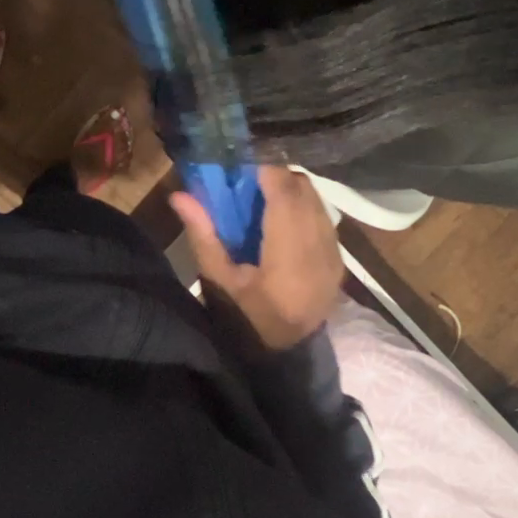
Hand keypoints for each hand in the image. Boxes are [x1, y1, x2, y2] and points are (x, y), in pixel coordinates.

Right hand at [173, 166, 344, 350]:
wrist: (283, 358)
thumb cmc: (244, 321)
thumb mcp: (218, 282)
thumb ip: (203, 235)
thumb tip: (179, 195)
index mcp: (288, 259)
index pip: (284, 195)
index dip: (264, 169)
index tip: (240, 160)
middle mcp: (319, 251)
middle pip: (303, 190)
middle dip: (275, 176)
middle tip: (246, 177)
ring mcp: (333, 255)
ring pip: (317, 200)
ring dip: (291, 190)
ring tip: (261, 196)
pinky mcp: (338, 260)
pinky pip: (323, 218)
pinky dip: (303, 208)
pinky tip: (281, 219)